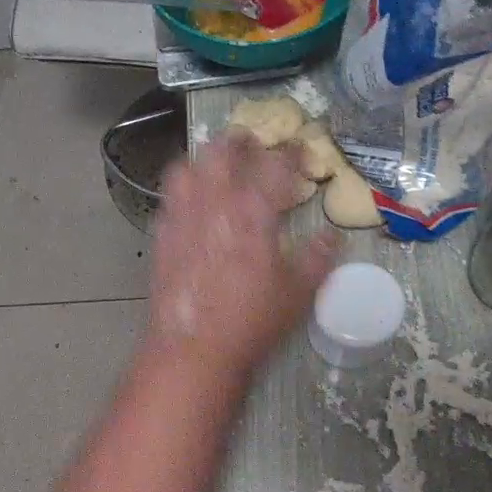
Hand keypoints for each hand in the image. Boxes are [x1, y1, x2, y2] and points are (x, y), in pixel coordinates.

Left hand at [146, 132, 338, 377]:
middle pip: (222, 152)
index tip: (301, 147)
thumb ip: (317, 259)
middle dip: (240, 142)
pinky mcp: (161, 238)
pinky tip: (192, 207)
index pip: (276, 165)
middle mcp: (214, 205)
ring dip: (204, 161)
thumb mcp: (297, 293)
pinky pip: (169, 201)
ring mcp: (181, 219)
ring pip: (187, 168)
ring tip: (217, 168)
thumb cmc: (251, 322)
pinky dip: (183, 193)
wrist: (193, 349)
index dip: (292, 151)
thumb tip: (331, 237)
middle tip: (252, 145)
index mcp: (253, 212)